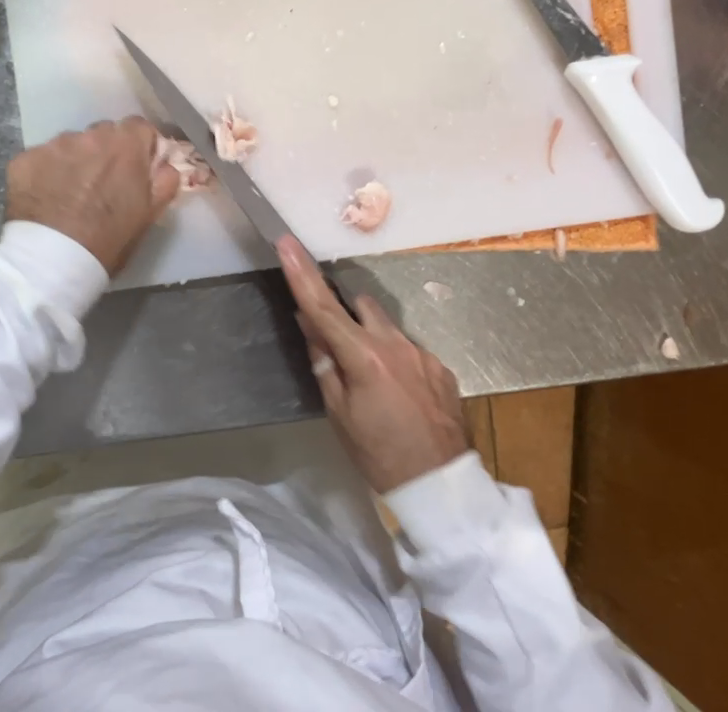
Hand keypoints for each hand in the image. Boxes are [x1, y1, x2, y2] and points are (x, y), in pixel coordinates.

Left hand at [6, 117, 180, 274]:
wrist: (53, 260)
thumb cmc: (108, 240)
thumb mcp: (149, 216)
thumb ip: (164, 182)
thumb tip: (165, 164)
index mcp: (126, 146)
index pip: (139, 127)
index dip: (139, 146)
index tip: (135, 167)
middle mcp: (90, 135)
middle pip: (103, 132)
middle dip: (105, 151)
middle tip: (101, 183)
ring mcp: (54, 144)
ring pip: (70, 143)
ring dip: (74, 160)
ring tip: (69, 193)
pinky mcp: (25, 158)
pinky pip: (41, 158)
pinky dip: (45, 172)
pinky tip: (45, 197)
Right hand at [277, 235, 469, 493]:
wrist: (440, 485)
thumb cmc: (378, 454)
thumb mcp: (339, 413)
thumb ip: (324, 363)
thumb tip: (309, 325)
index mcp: (365, 356)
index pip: (324, 306)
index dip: (301, 273)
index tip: (287, 242)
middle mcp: (396, 344)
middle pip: (361, 304)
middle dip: (344, 310)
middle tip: (333, 337)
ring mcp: (423, 353)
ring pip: (386, 326)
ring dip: (370, 336)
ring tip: (369, 377)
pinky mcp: (440, 367)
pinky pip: (408, 349)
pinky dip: (394, 359)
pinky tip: (396, 393)